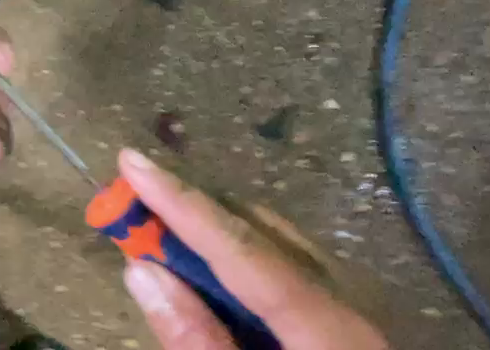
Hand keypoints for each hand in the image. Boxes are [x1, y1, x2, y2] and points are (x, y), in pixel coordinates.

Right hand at [116, 148, 388, 348]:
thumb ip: (200, 346)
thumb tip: (141, 271)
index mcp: (333, 332)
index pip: (245, 250)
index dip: (182, 203)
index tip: (130, 159)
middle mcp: (353, 314)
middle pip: (265, 240)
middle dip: (195, 212)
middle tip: (135, 194)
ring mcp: (360, 325)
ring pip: (280, 254)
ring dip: (215, 237)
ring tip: (161, 228)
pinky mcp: (352, 337)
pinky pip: (292, 281)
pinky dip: (244, 267)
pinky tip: (213, 281)